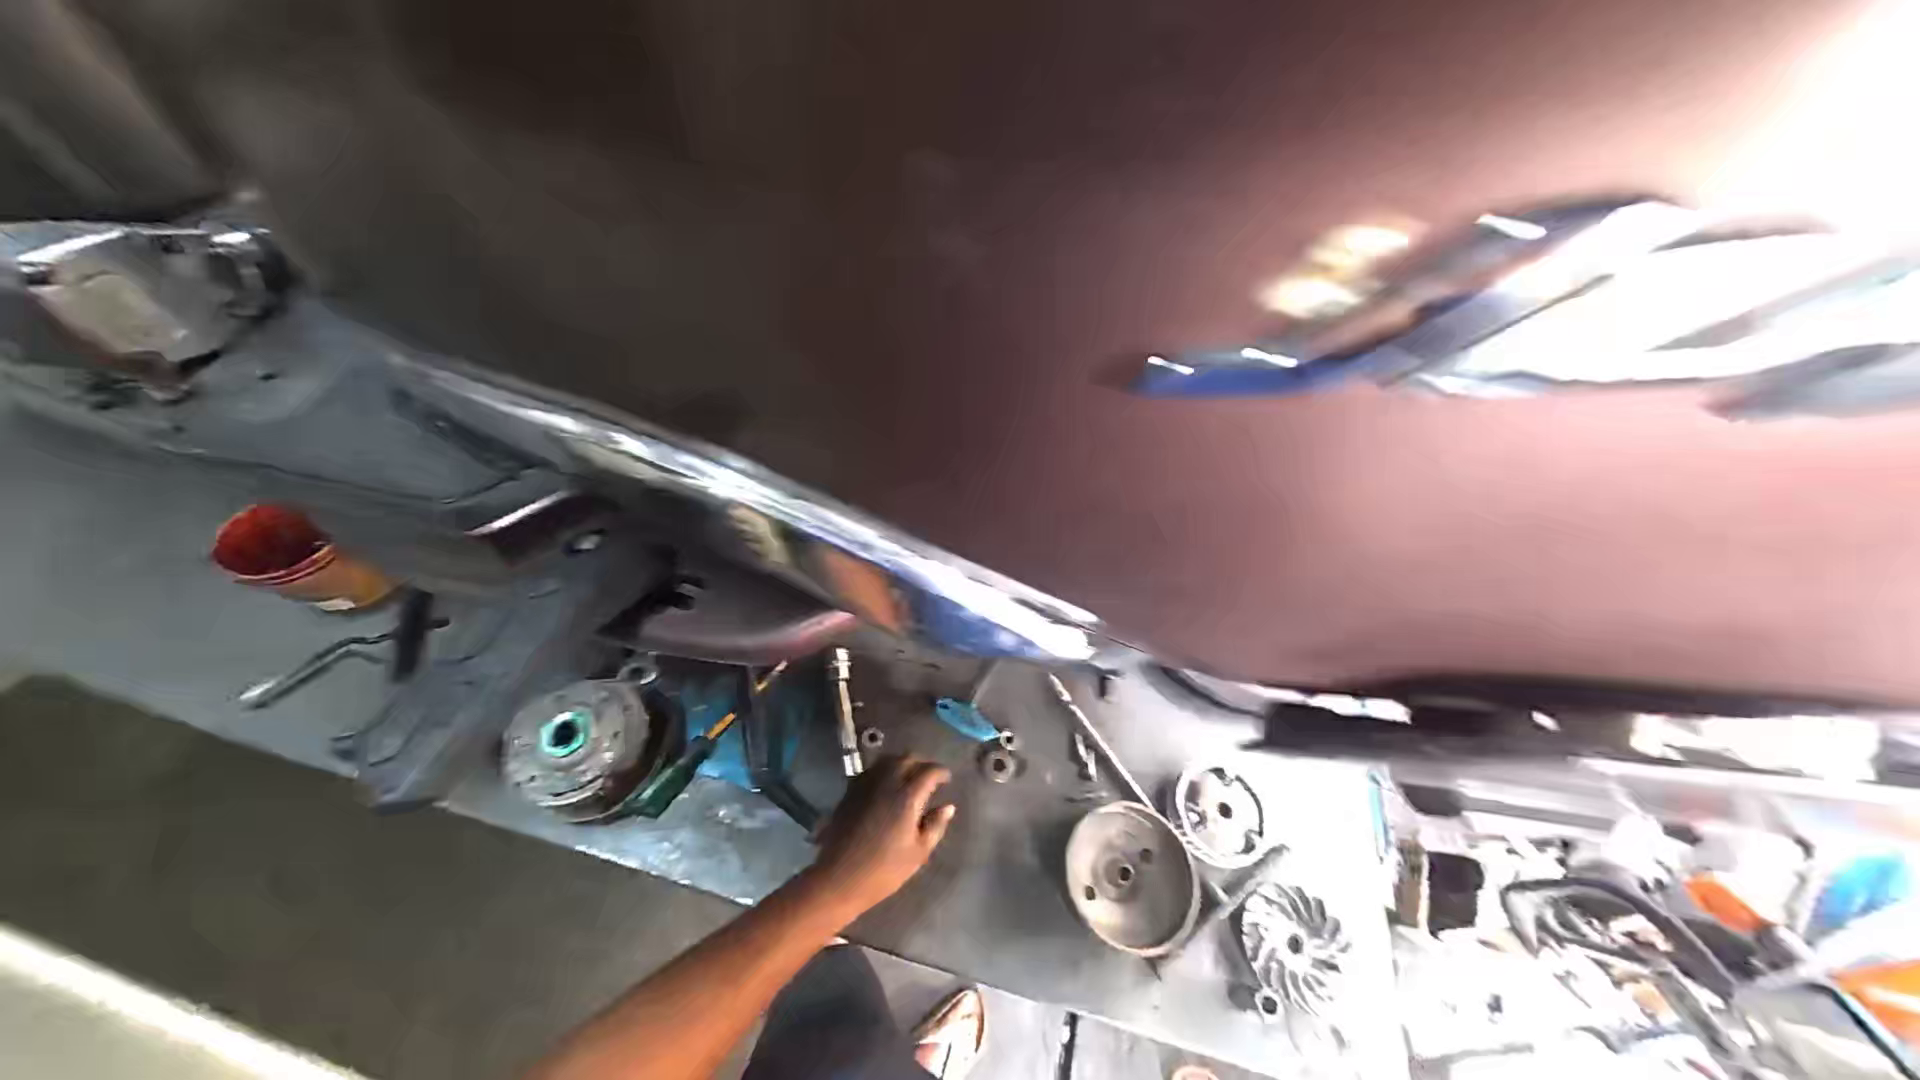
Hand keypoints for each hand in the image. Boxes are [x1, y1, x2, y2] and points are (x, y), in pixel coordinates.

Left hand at [807, 755, 955, 916]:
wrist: (839, 878)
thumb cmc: (884, 870)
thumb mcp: (918, 852)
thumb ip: (935, 825)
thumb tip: (948, 806)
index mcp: (906, 796)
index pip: (929, 771)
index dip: (941, 772)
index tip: (947, 780)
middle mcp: (886, 782)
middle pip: (907, 758)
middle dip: (922, 764)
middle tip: (929, 779)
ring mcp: (866, 784)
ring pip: (887, 760)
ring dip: (902, 764)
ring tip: (908, 778)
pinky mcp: (851, 790)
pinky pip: (871, 770)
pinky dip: (883, 771)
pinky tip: (886, 786)